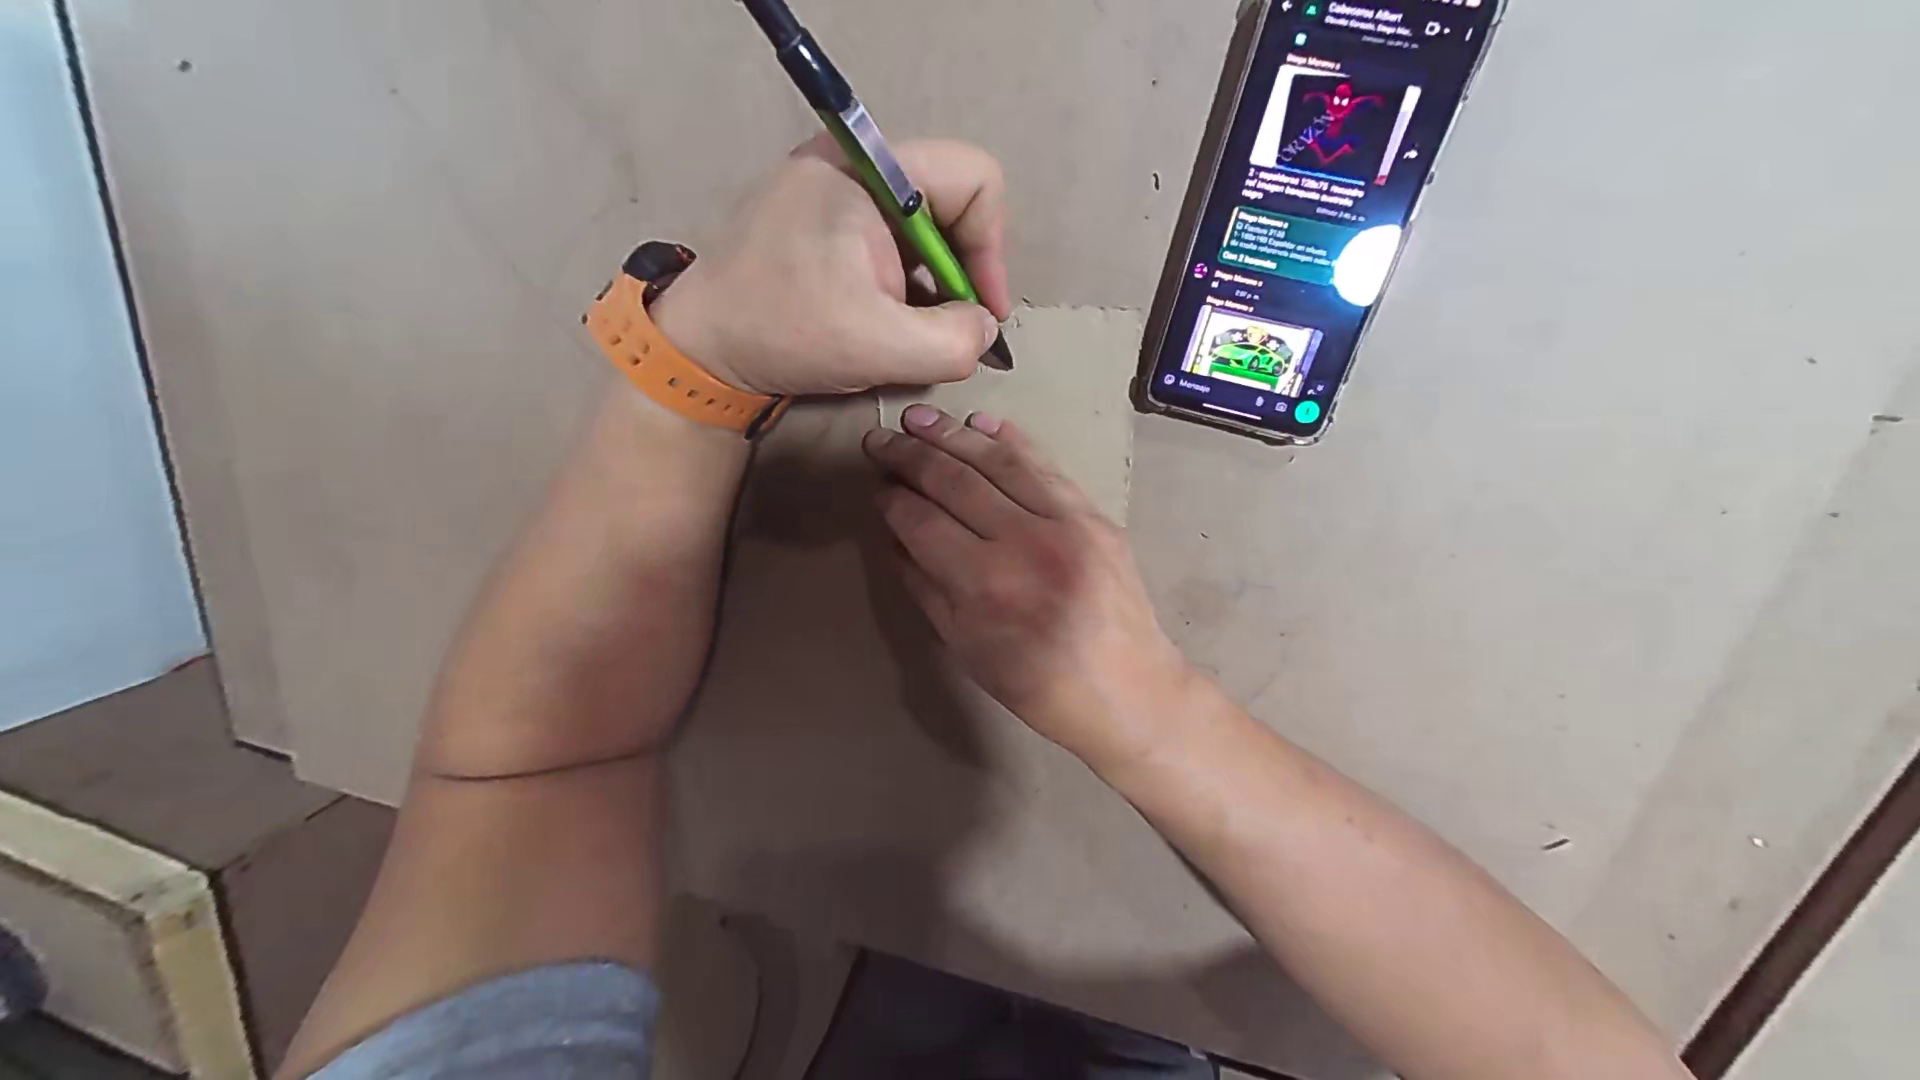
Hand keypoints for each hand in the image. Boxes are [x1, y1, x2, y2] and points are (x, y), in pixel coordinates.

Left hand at [652, 137, 1014, 396]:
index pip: (974, 179)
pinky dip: (905, 285)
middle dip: (963, 272)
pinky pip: (891, 242)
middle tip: (954, 327)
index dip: (992, 249)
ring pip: (923, 228)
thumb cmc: (784, 335)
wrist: (702, 347)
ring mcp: (835, 191)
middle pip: (951, 203)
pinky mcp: (824, 221)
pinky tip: (890, 323)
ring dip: (934, 286)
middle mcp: (854, 166)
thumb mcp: (882, 348)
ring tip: (917, 333)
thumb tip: (983, 329)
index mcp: (867, 171)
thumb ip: (954, 341)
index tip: (982, 311)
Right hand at [864, 405, 1192, 763]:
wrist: (1130, 690)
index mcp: (985, 586)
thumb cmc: (1038, 685)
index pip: (922, 523)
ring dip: (952, 435)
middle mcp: (1024, 542)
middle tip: (880, 439)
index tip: (876, 487)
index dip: (892, 501)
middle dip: (910, 456)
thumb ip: (925, 588)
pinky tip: (981, 423)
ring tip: (918, 418)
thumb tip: (895, 537)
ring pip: (998, 463)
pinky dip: (1011, 441)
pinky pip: (1045, 465)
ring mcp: (1067, 522)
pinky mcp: (1094, 514)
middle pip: (954, 482)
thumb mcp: (966, 649)